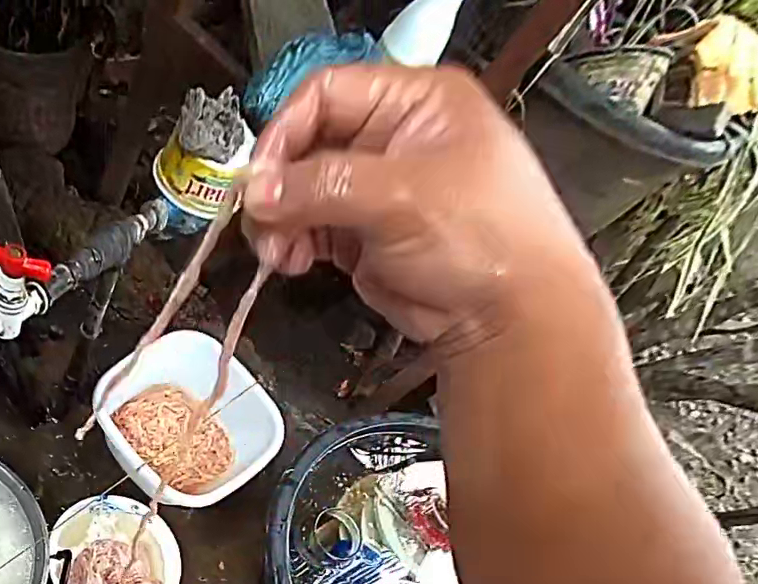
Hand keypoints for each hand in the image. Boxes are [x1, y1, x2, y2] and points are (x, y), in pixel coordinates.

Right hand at [243, 66, 608, 355]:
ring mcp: (366, 191)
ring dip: (277, 225)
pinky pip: (303, 231)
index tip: (258, 181)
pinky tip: (292, 263)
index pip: (324, 96)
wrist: (498, 313)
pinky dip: (288, 247)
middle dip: (275, 190)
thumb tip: (259, 189)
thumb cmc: (485, 240)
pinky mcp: (353, 234)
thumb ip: (324, 187)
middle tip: (264, 225)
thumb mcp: (401, 198)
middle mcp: (384, 142)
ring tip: (280, 254)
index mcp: (411, 104)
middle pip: (301, 149)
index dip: (283, 135)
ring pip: (295, 195)